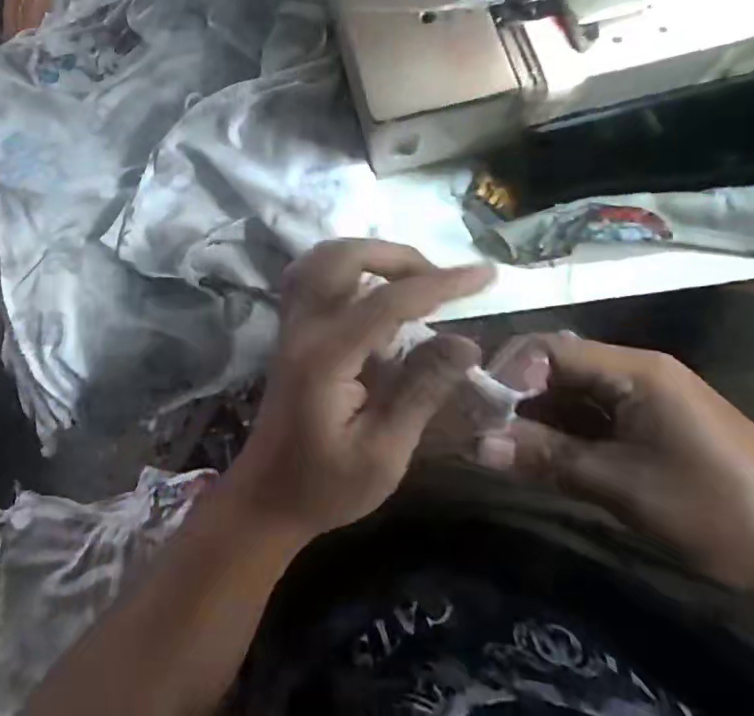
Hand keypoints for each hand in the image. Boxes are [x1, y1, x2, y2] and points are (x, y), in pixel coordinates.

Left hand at [222, 240, 492, 541]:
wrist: (266, 497)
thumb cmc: (325, 486)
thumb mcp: (384, 452)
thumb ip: (421, 391)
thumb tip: (466, 342)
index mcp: (326, 357)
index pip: (386, 302)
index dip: (440, 284)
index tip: (486, 275)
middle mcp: (302, 328)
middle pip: (344, 258)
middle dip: (399, 257)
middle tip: (442, 281)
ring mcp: (291, 324)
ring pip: (323, 258)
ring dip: (371, 256)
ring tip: (414, 280)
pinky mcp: (291, 330)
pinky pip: (313, 275)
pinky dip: (348, 268)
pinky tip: (374, 289)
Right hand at [479, 333, 753, 607]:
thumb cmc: (717, 514)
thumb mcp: (622, 486)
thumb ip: (545, 457)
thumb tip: (475, 444)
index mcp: (637, 368)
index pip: (550, 348)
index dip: (507, 372)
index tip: (475, 408)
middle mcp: (641, 371)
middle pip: (560, 366)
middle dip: (517, 394)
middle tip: (477, 426)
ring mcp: (652, 399)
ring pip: (576, 393)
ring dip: (538, 416)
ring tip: (498, 441)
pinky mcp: (658, 427)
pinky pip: (598, 417)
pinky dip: (566, 433)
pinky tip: (541, 453)